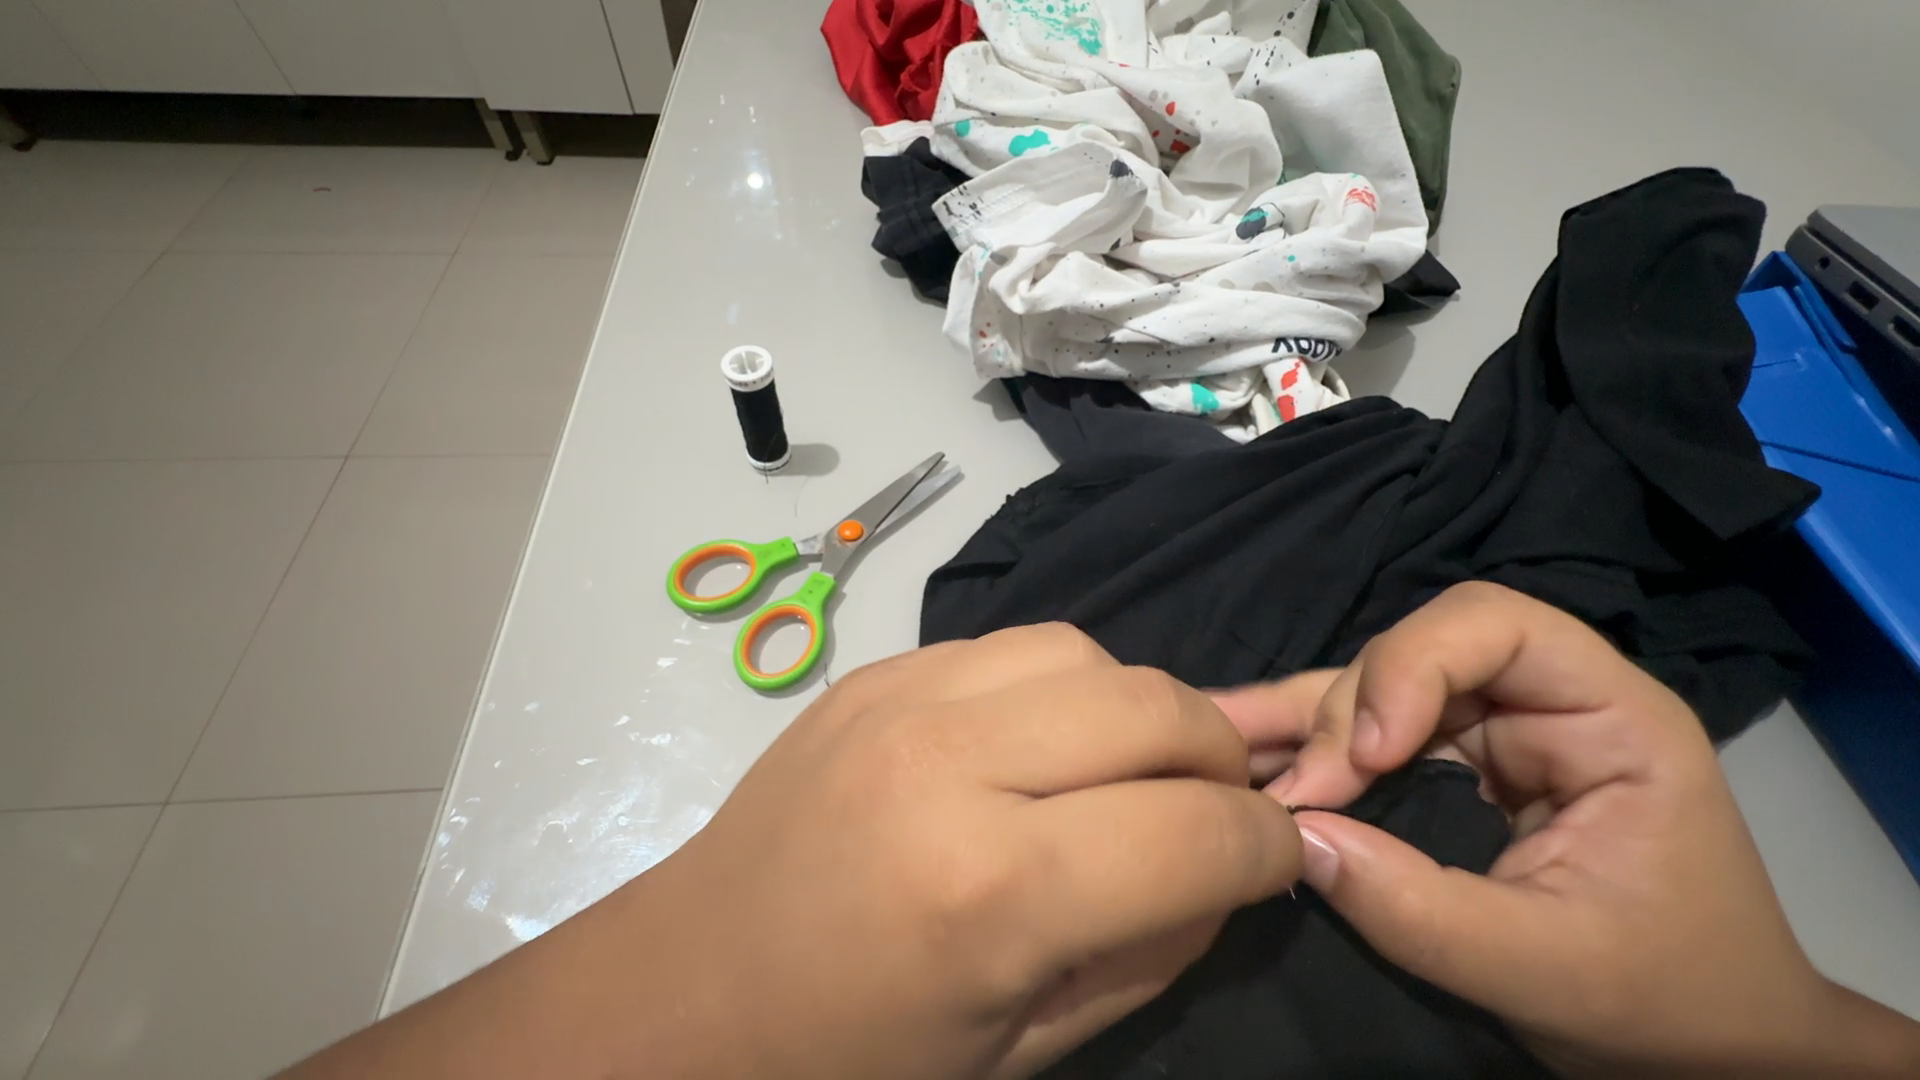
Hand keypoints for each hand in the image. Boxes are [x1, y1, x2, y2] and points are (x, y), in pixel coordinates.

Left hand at [647, 623, 1301, 1077]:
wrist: (692, 987)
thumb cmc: (853, 1054)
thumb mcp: (1025, 1047)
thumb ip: (1149, 947)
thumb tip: (1224, 864)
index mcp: (992, 888)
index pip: (1197, 830)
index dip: (1265, 845)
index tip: (1274, 855)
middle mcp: (950, 763)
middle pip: (1153, 706)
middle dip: (1218, 754)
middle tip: (1213, 802)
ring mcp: (902, 698)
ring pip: (1083, 652)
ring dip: (1134, 707)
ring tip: (1124, 764)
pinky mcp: (872, 672)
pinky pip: (1006, 646)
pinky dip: (1055, 686)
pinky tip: (1036, 740)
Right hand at [1216, 583, 1919, 1077]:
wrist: (1691, 1047)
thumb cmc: (1661, 1000)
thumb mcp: (1550, 970)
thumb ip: (1422, 909)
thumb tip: (1296, 837)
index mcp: (1602, 717)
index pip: (1493, 625)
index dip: (1414, 663)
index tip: (1371, 754)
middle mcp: (1526, 704)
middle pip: (1404, 658)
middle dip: (1340, 721)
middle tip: (1298, 799)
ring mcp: (1472, 734)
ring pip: (1361, 692)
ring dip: (1292, 723)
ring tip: (1219, 743)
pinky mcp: (1432, 769)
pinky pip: (1347, 736)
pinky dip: (1290, 744)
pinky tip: (1234, 748)